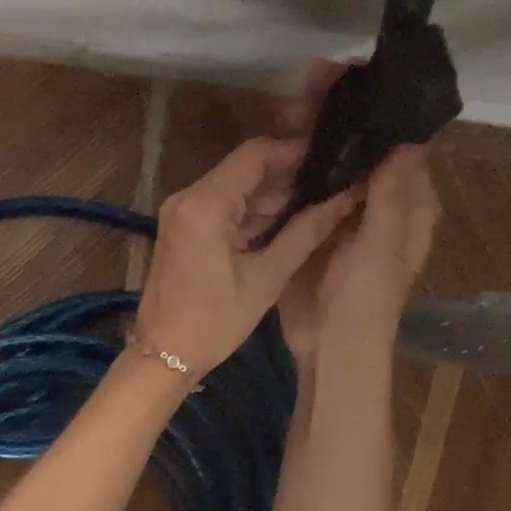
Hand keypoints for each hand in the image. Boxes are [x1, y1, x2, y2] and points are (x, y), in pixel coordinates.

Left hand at [134, 137, 355, 377]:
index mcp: (205, 204)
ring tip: (312, 210)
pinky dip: (248, 215)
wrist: (163, 356)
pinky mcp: (180, 230)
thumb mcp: (266, 278)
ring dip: (269, 199)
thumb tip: (347, 196)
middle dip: (286, 179)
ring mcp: (180, 214)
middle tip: (328, 190)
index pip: (256, 153)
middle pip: (244, 169)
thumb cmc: (214, 323)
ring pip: (233, 189)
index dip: (296, 152)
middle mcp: (187, 198)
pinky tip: (280, 228)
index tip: (331, 160)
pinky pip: (219, 209)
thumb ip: (306, 231)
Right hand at [274, 61, 440, 370]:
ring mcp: (338, 222)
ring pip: (327, 175)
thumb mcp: (384, 243)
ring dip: (309, 150)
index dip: (378, 117)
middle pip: (359, 156)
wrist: (328, 349)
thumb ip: (392, 192)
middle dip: (336, 128)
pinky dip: (288, 183)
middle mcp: (374, 208)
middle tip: (305, 94)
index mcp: (406, 207)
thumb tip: (405, 134)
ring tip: (285, 116)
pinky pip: (299, 202)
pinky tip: (271, 162)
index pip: (398, 148)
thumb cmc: (366, 300)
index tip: (348, 87)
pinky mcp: (304, 239)